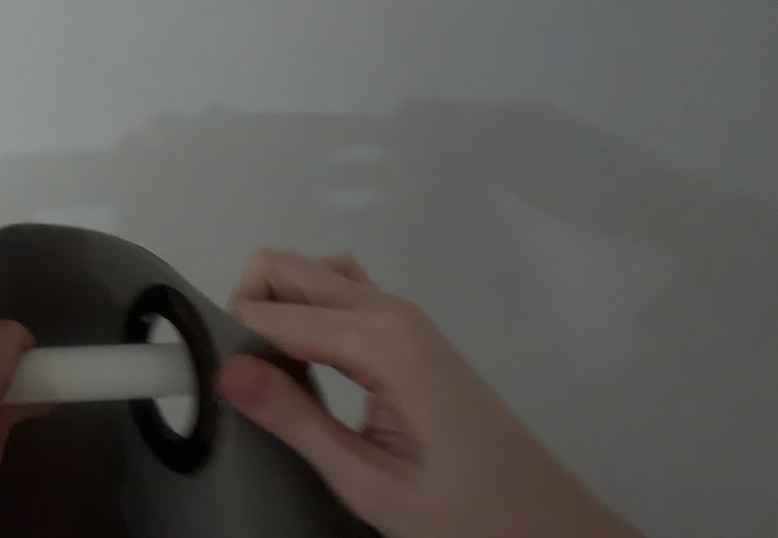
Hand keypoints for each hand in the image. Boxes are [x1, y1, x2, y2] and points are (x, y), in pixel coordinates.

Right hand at [218, 251, 642, 537]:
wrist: (554, 529)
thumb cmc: (465, 515)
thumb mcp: (370, 484)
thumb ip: (294, 420)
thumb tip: (224, 368)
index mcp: (378, 340)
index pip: (269, 311)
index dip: (237, 343)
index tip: (234, 390)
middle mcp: (385, 307)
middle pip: (280, 267)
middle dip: (249, 311)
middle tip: (256, 381)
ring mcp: (398, 310)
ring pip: (305, 268)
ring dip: (276, 303)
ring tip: (282, 369)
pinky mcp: (405, 323)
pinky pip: (334, 283)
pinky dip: (305, 303)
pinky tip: (314, 357)